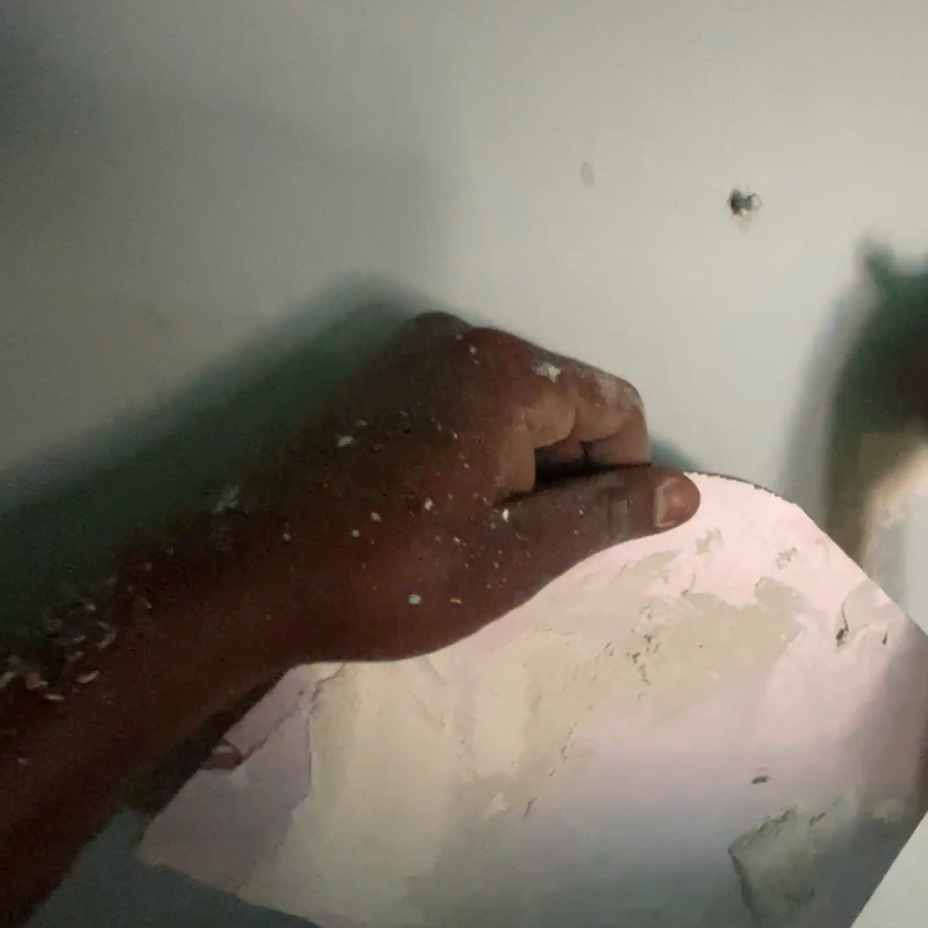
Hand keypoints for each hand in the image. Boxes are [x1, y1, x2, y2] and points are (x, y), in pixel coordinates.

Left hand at [207, 312, 699, 665]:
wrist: (240, 586)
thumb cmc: (393, 573)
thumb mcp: (521, 553)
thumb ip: (611, 513)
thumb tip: (686, 494)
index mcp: (506, 372)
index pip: (618, 407)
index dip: (619, 474)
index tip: (574, 531)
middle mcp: (466, 341)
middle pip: (572, 403)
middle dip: (570, 471)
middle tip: (521, 538)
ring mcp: (419, 354)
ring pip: (528, 410)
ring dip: (531, 470)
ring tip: (479, 527)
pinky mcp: (389, 379)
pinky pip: (480, 408)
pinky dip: (491, 456)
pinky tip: (447, 506)